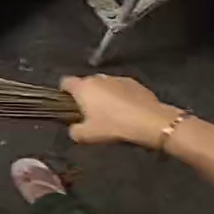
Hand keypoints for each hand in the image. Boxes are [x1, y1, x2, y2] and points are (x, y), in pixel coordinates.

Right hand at [60, 75, 185, 147]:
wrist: (149, 121)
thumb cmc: (113, 125)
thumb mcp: (88, 136)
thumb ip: (75, 131)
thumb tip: (74, 129)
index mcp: (82, 87)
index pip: (65, 81)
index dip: (64, 92)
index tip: (69, 105)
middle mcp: (97, 77)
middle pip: (86, 83)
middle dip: (86, 95)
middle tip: (91, 114)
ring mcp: (116, 78)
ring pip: (104, 85)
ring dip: (104, 94)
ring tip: (112, 113)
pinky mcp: (134, 82)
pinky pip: (121, 87)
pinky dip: (120, 95)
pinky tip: (128, 110)